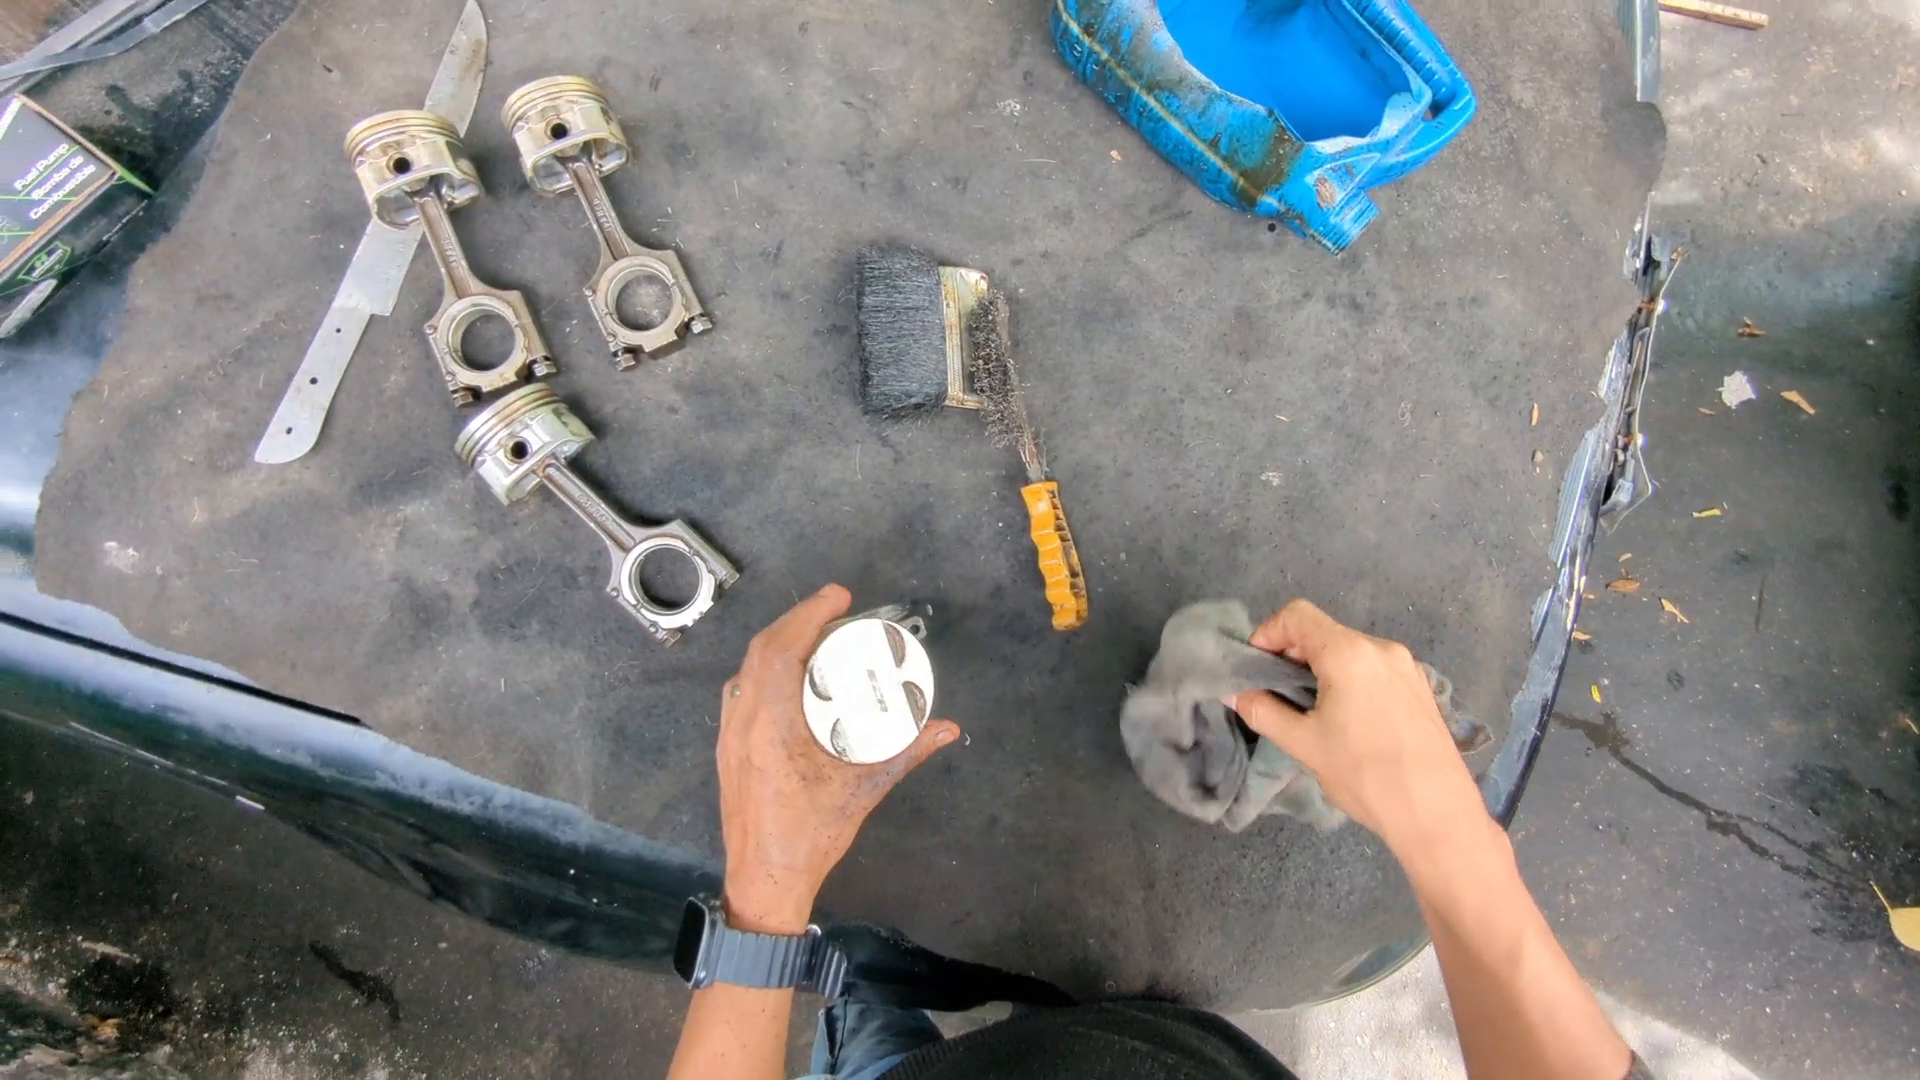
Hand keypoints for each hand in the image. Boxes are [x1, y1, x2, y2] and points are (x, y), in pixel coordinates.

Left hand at [717, 584, 960, 932]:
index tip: (840, 596)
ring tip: (816, 633)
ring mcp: (729, 732)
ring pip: (747, 667)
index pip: (781, 651)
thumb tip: (948, 727)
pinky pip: (741, 687)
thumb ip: (908, 752)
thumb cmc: (812, 835)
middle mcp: (743, 721)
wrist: (763, 881)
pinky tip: (790, 671)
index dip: (808, 615)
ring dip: (779, 640)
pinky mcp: (726, 744)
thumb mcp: (865, 789)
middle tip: (836, 609)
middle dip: (798, 620)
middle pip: (762, 649)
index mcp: (771, 726)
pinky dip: (765, 665)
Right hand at [1226, 600, 1487, 858]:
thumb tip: (1234, 693)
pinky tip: (1344, 717)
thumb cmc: (1364, 774)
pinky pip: (1371, 667)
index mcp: (1349, 654)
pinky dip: (1346, 678)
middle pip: (1322, 631)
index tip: (1256, 667)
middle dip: (1290, 653)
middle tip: (1274, 691)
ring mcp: (1406, 667)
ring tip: (1307, 707)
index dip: (1267, 633)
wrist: (1438, 816)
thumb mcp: (1302, 743)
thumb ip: (1261, 710)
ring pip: (1347, 650)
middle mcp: (1380, 649)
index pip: (1297, 615)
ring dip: (1318, 667)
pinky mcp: (1419, 688)